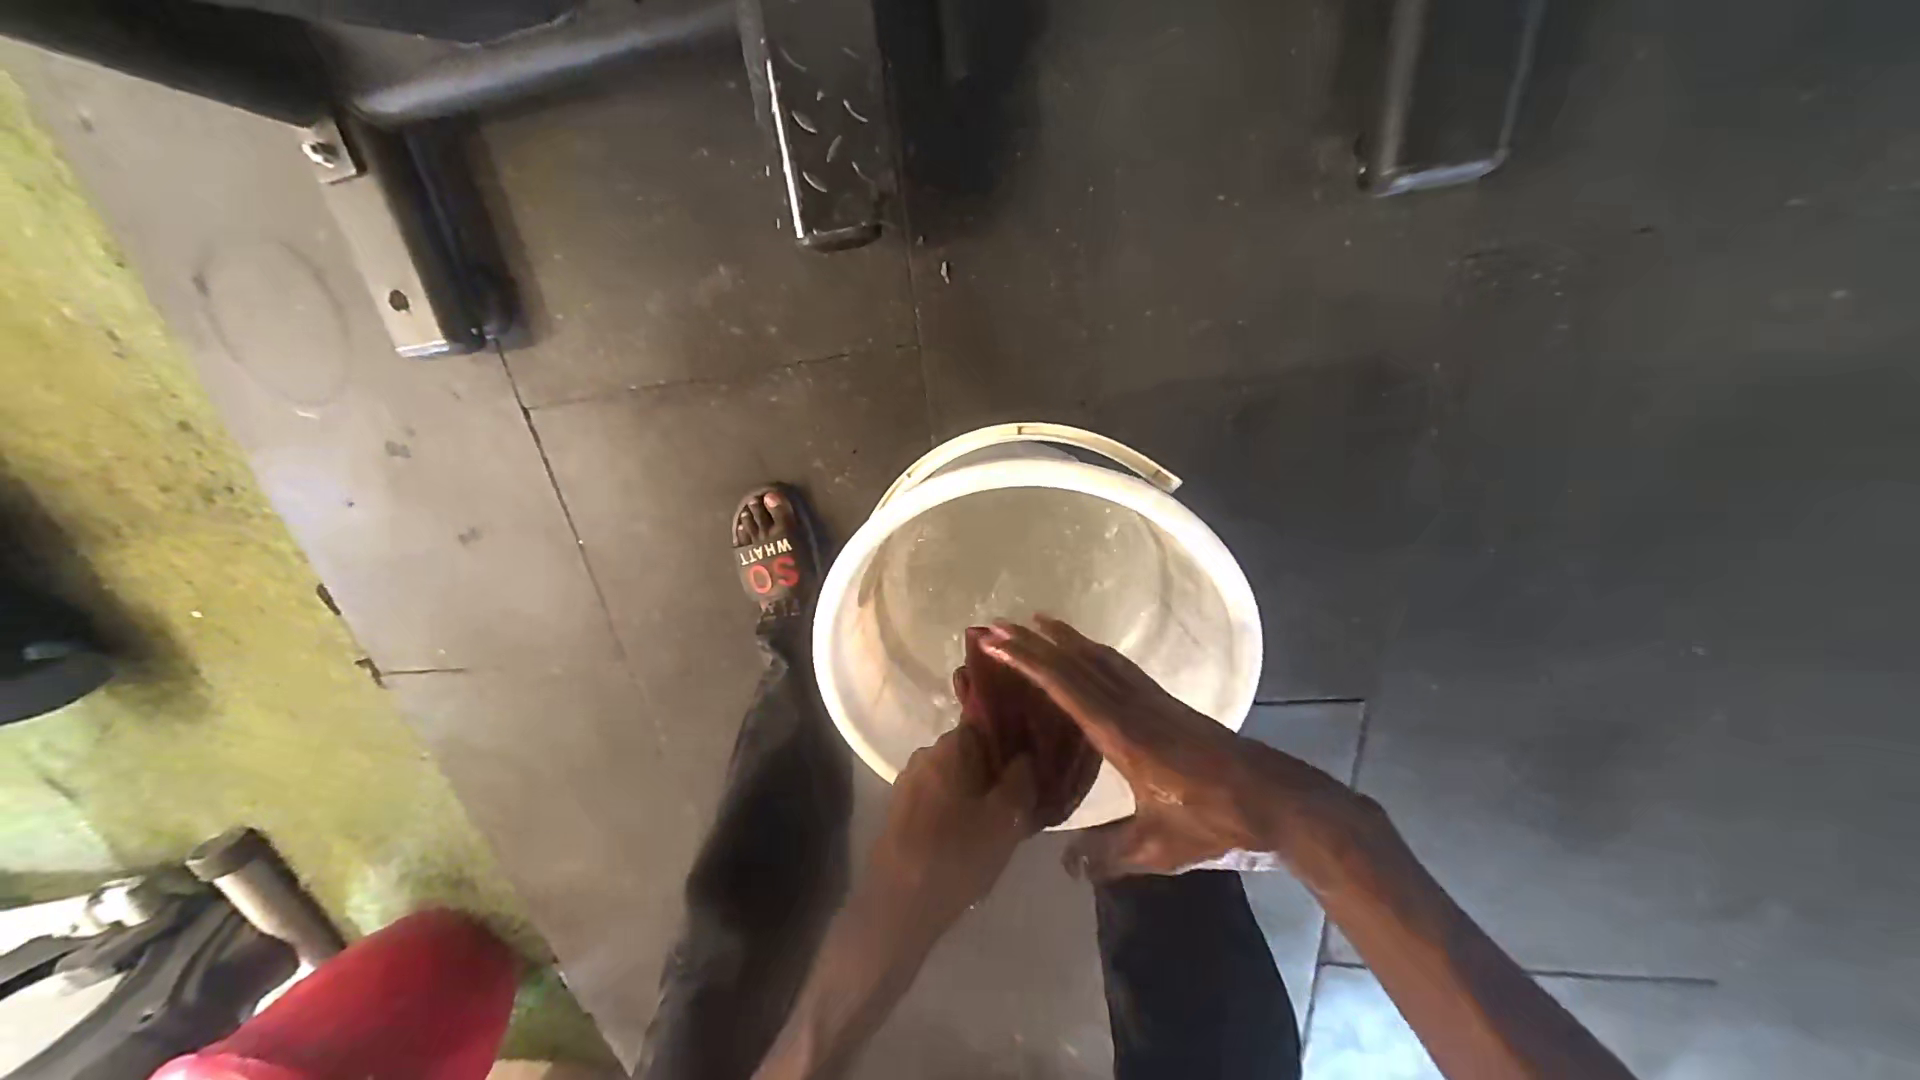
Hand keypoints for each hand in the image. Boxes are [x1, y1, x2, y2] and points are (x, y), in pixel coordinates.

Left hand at [865, 722, 1039, 938]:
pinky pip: (937, 797)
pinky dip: (955, 809)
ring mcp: (908, 782)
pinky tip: (968, 837)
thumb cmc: (958, 853)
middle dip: (994, 771)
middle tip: (1019, 800)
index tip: (1030, 766)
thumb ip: (1022, 779)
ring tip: (996, 823)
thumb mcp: (1006, 818)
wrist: (899, 903)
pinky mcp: (899, 810)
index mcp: (949, 746)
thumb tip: (1026, 757)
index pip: (987, 726)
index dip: (1012, 743)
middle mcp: (925, 754)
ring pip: (954, 777)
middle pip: (970, 752)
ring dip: (974, 792)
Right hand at [980, 616, 1360, 881]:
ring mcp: (1152, 700)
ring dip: (1065, 639)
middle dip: (1035, 642)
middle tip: (999, 624)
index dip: (1028, 662)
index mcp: (1121, 733)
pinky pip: (1120, 667)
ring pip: (1099, 658)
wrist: (1278, 800)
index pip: (1064, 687)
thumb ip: (1107, 855)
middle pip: (1076, 663)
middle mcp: (1132, 706)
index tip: (997, 641)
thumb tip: (1062, 867)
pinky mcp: (1167, 704)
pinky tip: (1089, 654)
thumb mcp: (1158, 847)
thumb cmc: (1215, 821)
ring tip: (1038, 624)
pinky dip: (1094, 652)